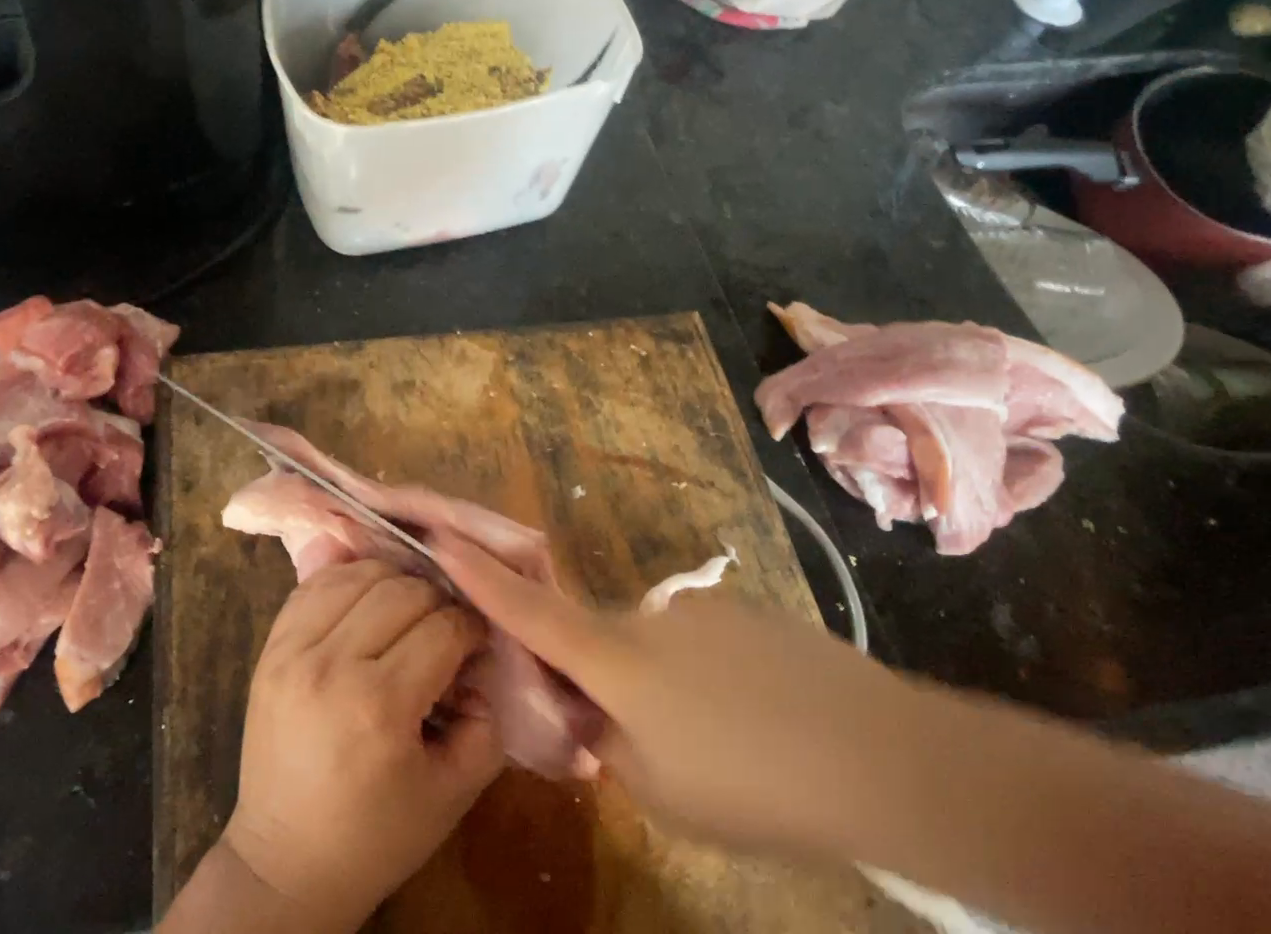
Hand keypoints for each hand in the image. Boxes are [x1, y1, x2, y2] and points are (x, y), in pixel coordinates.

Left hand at [221, 560, 505, 930]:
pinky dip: (346, 581)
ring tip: (408, 611)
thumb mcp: (455, 791)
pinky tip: (366, 600)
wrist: (289, 858)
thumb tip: (480, 663)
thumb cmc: (378, 834)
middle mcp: (331, 664)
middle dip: (438, 601)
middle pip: (401, 591)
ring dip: (393, 583)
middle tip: (447, 628)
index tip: (479, 643)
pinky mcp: (268, 650)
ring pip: (356, 576)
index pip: (442, 627)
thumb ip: (485, 721)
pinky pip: (312, 588)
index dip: (472, 629)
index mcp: (380, 704)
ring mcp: (291, 651)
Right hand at [431, 532, 920, 854]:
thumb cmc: (751, 784)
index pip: (526, 611)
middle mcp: (648, 617)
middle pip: (599, 641)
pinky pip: (707, 646)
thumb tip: (595, 717)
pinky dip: (716, 680)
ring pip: (658, 649)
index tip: (439, 539)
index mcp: (612, 658)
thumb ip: (607, 742)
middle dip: (605, 683)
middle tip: (648, 743)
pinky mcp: (753, 616)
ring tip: (727, 744)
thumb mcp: (656, 789)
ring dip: (669, 688)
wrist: (889, 759)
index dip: (478, 576)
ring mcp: (703, 611)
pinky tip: (764, 723)